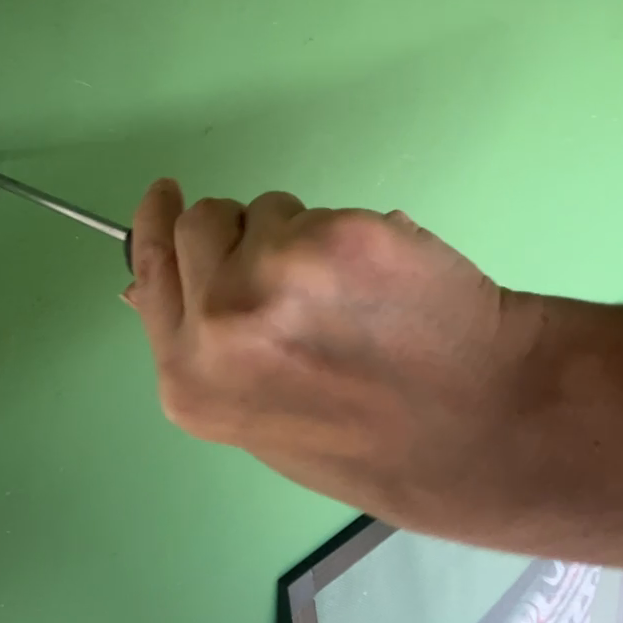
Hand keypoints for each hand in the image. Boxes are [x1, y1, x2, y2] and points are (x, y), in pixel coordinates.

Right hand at [122, 178, 560, 545]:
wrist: (477, 427)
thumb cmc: (366, 431)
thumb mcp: (255, 409)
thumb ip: (201, 344)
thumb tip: (145, 286)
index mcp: (189, 379)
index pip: (149, 269)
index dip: (154, 222)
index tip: (165, 191)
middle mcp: (213, 326)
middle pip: (197, 223)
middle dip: (238, 231)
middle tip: (291, 269)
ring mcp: (269, 277)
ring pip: (262, 208)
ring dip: (294, 233)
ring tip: (345, 291)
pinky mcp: (327, 240)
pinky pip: (316, 210)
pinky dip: (345, 232)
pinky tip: (379, 278)